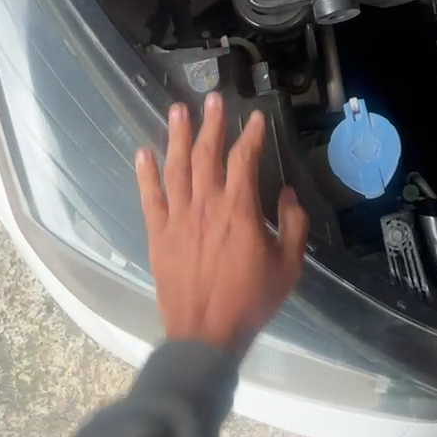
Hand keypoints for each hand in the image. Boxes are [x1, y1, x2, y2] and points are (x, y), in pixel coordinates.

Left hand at [136, 93, 308, 351]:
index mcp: (239, 210)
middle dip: (211, 124)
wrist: (205, 337)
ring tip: (178, 110)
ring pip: (176, 169)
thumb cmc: (251, 299)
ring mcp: (177, 220)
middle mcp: (206, 206)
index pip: (244, 160)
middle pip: (206, 155)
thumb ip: (293, 224)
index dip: (251, 135)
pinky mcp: (158, 236)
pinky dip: (145, 174)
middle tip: (212, 98)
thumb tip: (288, 193)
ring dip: (177, 137)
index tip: (257, 117)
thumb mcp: (289, 264)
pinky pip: (150, 198)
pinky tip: (144, 152)